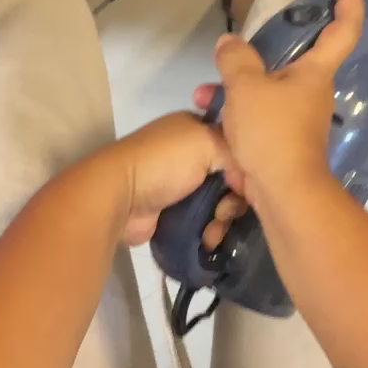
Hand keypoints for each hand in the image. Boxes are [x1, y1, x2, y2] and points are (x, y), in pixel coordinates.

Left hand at [91, 113, 235, 245]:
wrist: (119, 197)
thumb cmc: (164, 162)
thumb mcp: (206, 141)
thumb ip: (236, 153)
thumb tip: (247, 179)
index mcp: (196, 129)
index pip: (235, 143)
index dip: (246, 162)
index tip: (246, 180)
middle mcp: (191, 155)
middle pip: (232, 177)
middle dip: (234, 197)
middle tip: (223, 208)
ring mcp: (183, 186)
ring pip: (222, 203)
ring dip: (222, 219)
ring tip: (212, 228)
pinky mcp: (177, 212)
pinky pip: (207, 221)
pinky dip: (210, 231)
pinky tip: (206, 238)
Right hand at [194, 0, 362, 241]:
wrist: (284, 193)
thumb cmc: (273, 133)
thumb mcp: (246, 88)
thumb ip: (235, 59)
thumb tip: (228, 43)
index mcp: (317, 71)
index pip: (344, 27)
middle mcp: (313, 90)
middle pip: (291, 59)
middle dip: (258, 53)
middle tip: (232, 52)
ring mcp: (298, 117)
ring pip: (266, 88)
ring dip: (236, 87)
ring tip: (206, 94)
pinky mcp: (282, 139)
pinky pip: (257, 113)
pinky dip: (235, 111)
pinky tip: (209, 115)